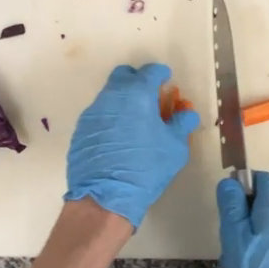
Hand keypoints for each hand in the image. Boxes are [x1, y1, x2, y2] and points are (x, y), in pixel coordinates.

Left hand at [65, 63, 201, 227]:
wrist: (105, 196)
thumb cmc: (146, 167)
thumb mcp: (175, 148)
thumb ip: (182, 124)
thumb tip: (187, 114)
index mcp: (137, 94)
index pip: (150, 71)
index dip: (161, 74)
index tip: (166, 80)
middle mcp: (112, 96)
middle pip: (124, 76)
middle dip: (137, 80)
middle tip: (148, 97)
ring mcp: (92, 112)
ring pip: (109, 96)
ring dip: (122, 101)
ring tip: (133, 123)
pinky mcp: (80, 129)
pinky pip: (98, 116)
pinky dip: (109, 119)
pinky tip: (116, 139)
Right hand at [216, 172, 268, 267]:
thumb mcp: (235, 243)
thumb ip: (232, 210)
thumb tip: (230, 181)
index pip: (264, 179)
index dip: (244, 181)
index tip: (228, 201)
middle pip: (262, 205)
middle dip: (241, 218)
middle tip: (228, 242)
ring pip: (265, 229)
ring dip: (248, 240)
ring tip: (237, 266)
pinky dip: (258, 255)